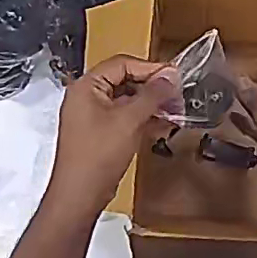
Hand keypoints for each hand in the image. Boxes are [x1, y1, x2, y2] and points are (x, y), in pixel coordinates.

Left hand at [48, 55, 178, 215]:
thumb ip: (152, 95)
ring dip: (151, 103)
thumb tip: (170, 77)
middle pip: (124, 81)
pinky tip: (163, 123)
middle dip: (152, 87)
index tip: (173, 75)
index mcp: (86, 87)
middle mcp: (86, 97)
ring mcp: (92, 116)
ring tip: (174, 108)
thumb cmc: (96, 156)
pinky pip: (125, 117)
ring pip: (127, 100)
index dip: (150, 68)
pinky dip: (143, 118)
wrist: (80, 193)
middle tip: (176, 92)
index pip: (122, 64)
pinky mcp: (100, 133)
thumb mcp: (130, 120)